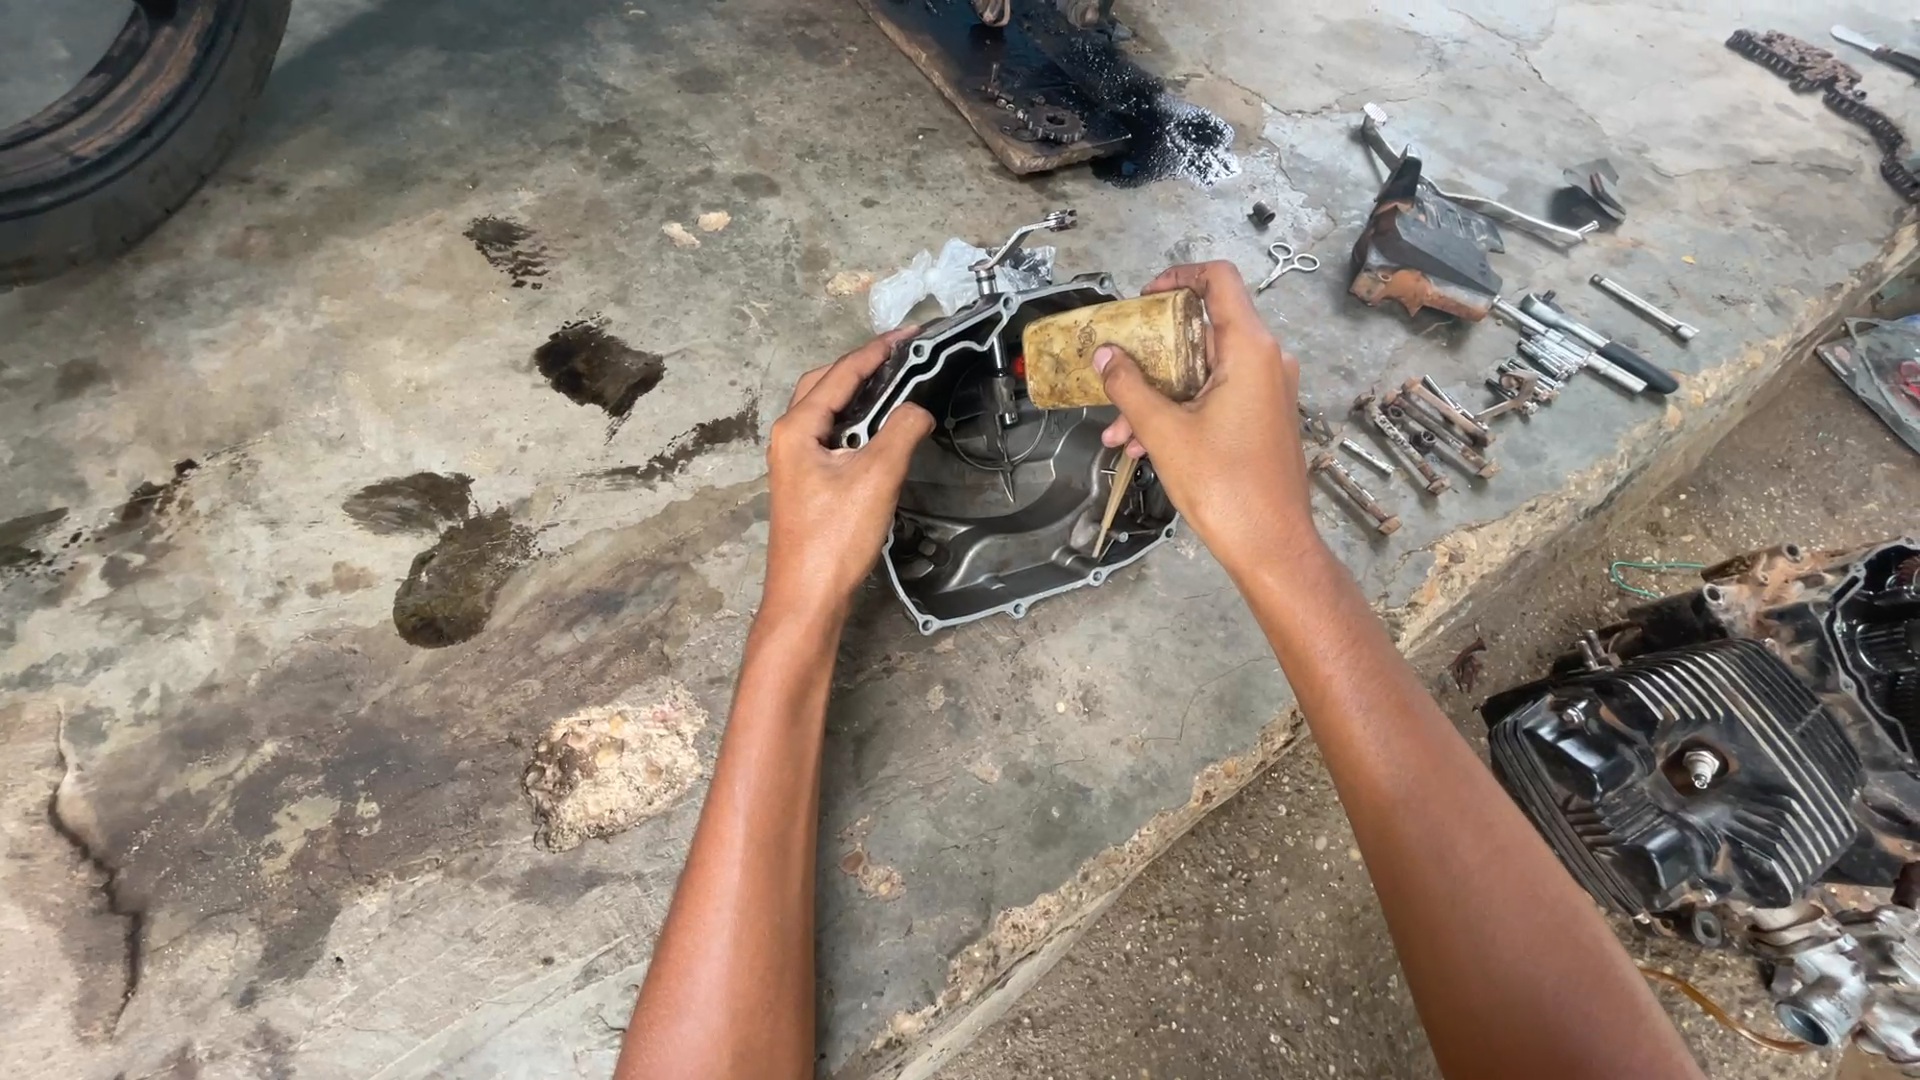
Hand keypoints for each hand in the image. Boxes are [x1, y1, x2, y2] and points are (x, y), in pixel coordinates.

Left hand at [763, 328, 933, 617]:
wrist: (808, 596)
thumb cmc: (835, 538)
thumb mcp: (876, 477)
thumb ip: (901, 432)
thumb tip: (918, 409)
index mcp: (797, 428)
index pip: (841, 373)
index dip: (877, 351)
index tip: (910, 334)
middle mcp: (789, 438)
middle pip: (826, 384)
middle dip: (863, 366)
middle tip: (902, 356)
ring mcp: (795, 462)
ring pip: (827, 412)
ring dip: (859, 394)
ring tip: (896, 385)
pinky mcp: (807, 484)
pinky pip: (832, 437)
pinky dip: (856, 424)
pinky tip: (879, 432)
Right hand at [1094, 261, 1316, 574]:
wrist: (1270, 543)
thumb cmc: (1224, 485)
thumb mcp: (1164, 432)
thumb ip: (1129, 387)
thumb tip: (1104, 355)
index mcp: (1249, 350)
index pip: (1219, 281)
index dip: (1177, 278)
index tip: (1142, 299)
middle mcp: (1265, 362)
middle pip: (1201, 331)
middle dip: (1150, 356)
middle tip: (1115, 371)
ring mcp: (1266, 391)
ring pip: (1201, 373)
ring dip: (1156, 394)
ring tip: (1118, 431)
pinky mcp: (1261, 418)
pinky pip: (1213, 398)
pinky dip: (1179, 412)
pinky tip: (1141, 444)